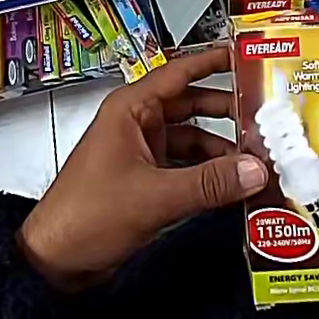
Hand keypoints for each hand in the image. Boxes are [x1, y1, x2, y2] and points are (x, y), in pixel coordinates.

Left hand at [19, 47, 266, 290]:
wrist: (54, 263)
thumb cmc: (86, 216)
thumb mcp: (155, 196)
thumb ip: (209, 183)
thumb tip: (254, 170)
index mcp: (132, 108)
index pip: (180, 71)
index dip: (214, 61)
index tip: (245, 55)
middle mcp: (139, 122)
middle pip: (193, 104)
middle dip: (228, 109)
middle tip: (264, 112)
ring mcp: (143, 149)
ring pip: (193, 136)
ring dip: (222, 146)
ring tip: (256, 154)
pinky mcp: (147, 176)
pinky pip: (187, 162)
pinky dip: (209, 170)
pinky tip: (233, 181)